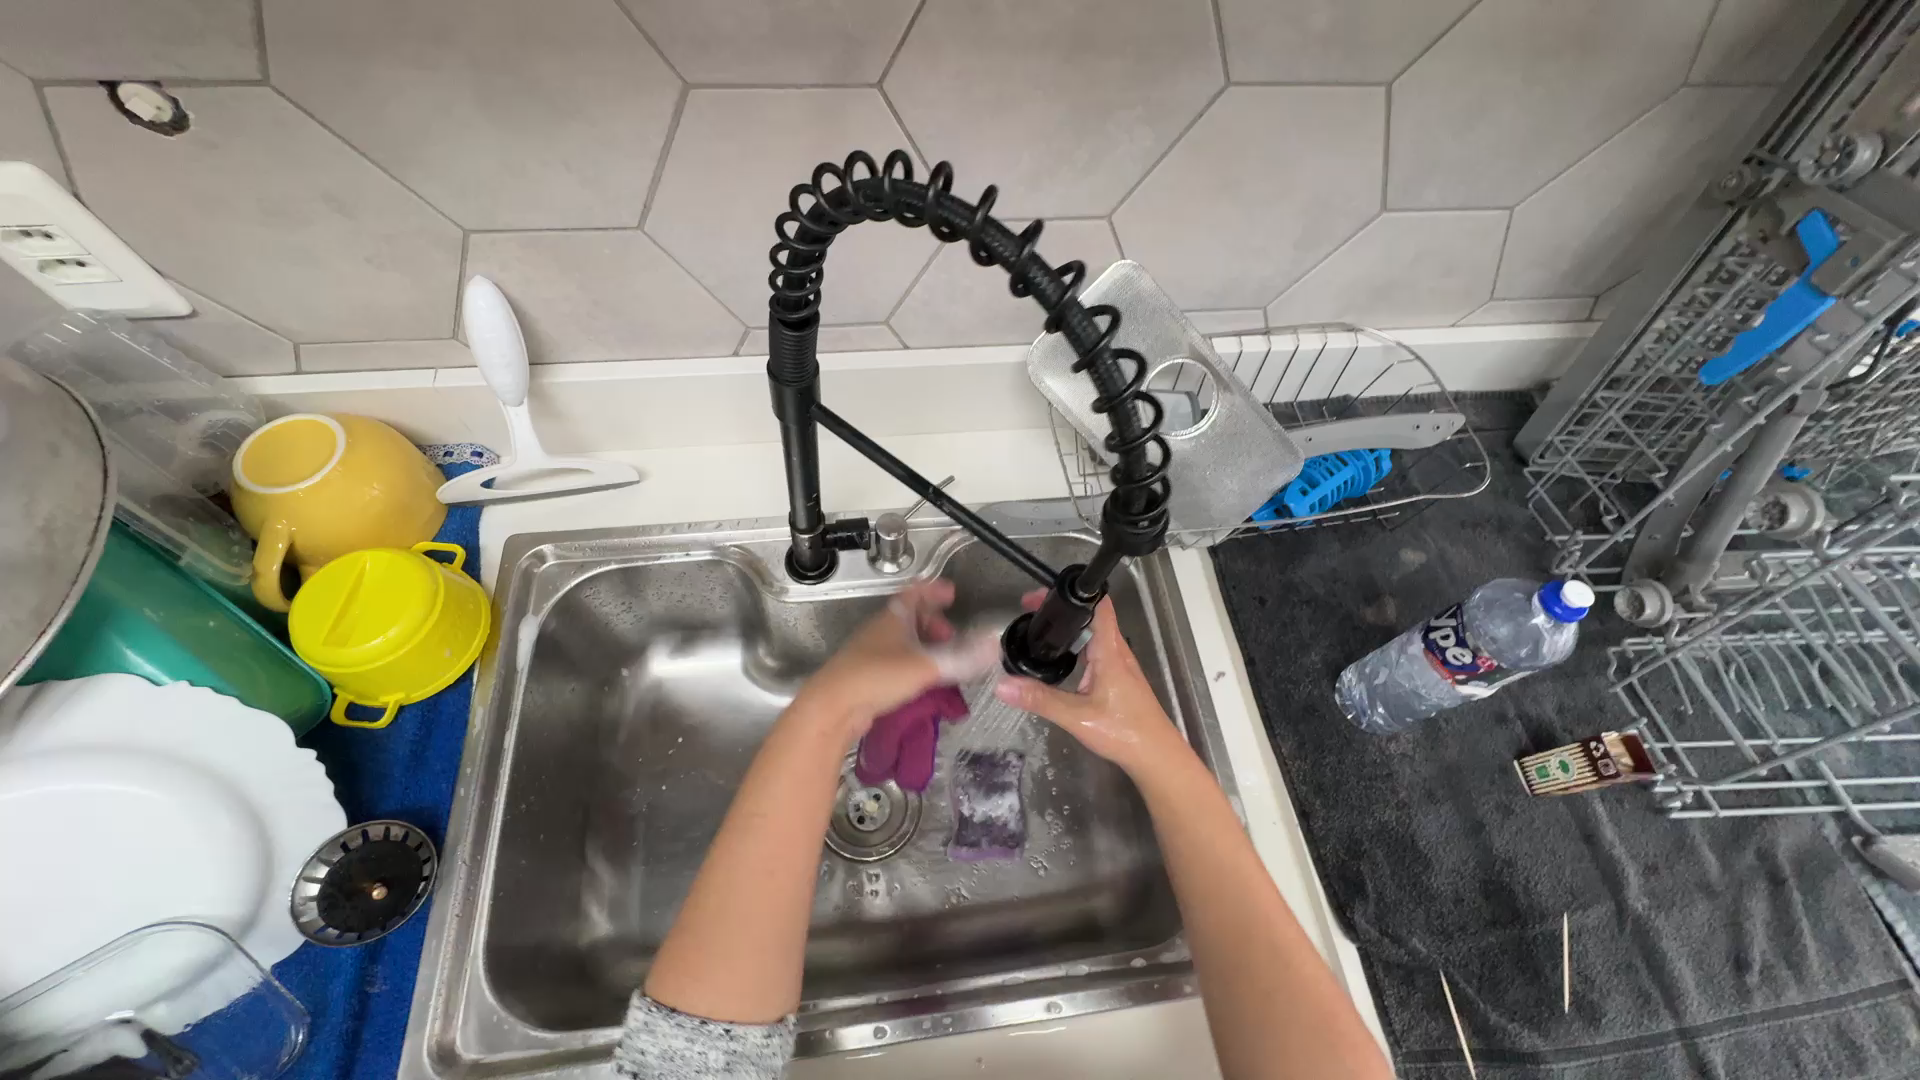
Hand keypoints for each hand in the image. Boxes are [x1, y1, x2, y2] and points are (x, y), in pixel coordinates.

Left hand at [793, 578, 999, 740]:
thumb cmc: (876, 677)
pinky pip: (897, 661)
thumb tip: (994, 647)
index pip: (915, 592)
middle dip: (934, 621)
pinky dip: (915, 663)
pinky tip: (924, 681)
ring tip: (943, 659)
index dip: (934, 589)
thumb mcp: (926, 666)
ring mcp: (871, 653)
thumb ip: (962, 658)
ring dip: (924, 644)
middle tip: (953, 633)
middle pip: (909, 616)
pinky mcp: (867, 676)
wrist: (832, 708)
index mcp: (893, 618)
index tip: (951, 592)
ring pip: (903, 640)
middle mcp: (881, 630)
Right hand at [994, 591, 1188, 776]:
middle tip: (1030, 613)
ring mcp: (1120, 665)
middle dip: (1062, 612)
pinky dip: (1077, 648)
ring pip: (1094, 636)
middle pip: (1091, 618)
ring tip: (1040, 633)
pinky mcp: (1120, 679)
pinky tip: (1061, 661)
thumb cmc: (1123, 731)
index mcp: (1110, 651)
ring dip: (1069, 630)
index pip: (1098, 606)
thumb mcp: (1077, 717)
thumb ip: (1040, 699)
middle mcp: (1117, 652)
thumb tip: (1003, 685)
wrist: (1156, 756)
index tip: (1041, 597)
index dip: (1073, 594)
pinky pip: (1096, 652)